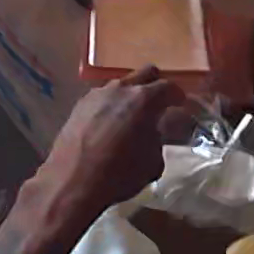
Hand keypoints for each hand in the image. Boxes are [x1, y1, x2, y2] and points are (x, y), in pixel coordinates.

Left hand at [32, 67, 184, 232]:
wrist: (73, 180)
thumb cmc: (120, 173)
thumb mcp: (153, 162)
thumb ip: (158, 139)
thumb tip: (153, 132)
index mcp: (144, 99)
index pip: (169, 87)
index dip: (177, 95)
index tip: (180, 104)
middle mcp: (121, 88)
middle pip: (145, 73)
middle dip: (155, 84)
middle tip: (158, 102)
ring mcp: (98, 93)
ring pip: (121, 84)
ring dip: (130, 95)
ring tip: (131, 115)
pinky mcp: (80, 104)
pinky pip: (103, 97)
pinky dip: (111, 105)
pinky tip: (108, 123)